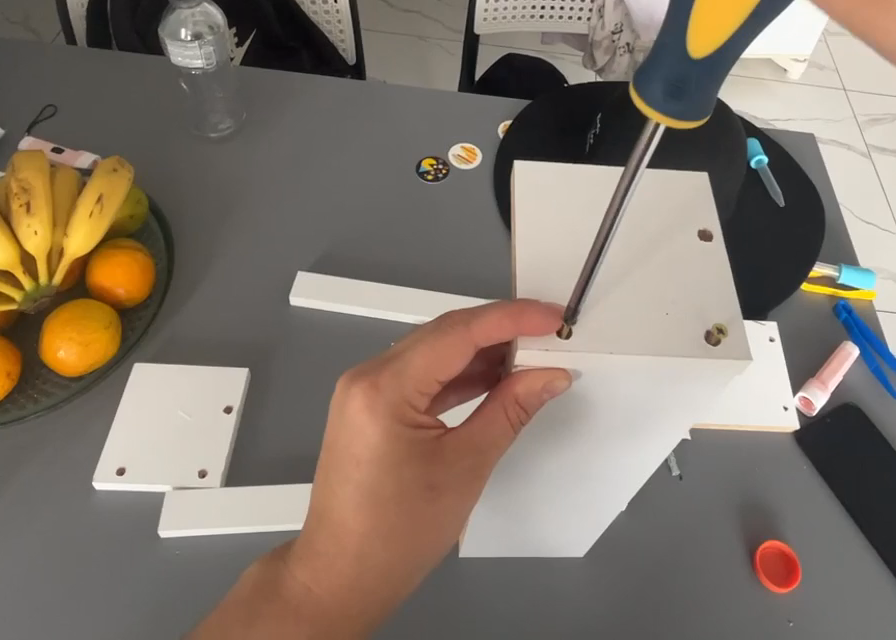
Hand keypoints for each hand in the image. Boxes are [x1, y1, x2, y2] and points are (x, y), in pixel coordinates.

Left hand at [280, 300, 571, 633]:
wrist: (341, 579)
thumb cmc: (401, 532)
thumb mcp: (466, 467)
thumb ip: (511, 410)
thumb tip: (553, 375)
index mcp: (385, 386)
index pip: (457, 332)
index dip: (511, 318)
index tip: (554, 317)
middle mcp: (368, 374)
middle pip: (444, 335)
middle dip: (500, 330)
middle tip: (550, 333)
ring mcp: (365, 388)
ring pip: (433, 352)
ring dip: (481, 352)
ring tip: (532, 353)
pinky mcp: (370, 405)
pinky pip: (421, 375)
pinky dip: (459, 375)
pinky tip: (496, 377)